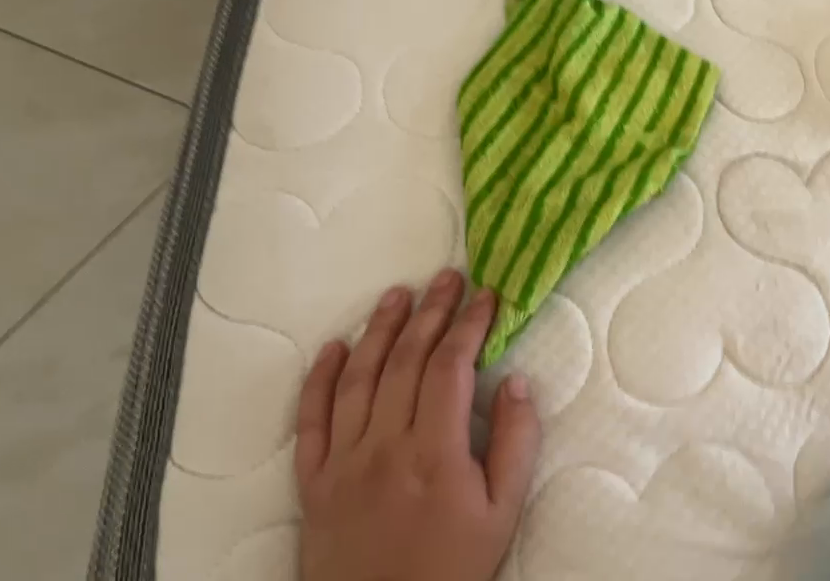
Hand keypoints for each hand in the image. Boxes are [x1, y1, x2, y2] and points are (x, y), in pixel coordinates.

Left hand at [295, 270, 539, 580]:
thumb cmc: (454, 567)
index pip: (450, 368)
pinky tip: (335, 348)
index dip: (470, 326)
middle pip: (404, 362)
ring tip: (398, 294)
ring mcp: (342, 465)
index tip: (489, 297)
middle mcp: (383, 449)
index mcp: (434, 454)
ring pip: (358, 380)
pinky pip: (310, 423)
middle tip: (448, 278)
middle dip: (430, 313)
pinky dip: (319, 381)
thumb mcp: (504, 511)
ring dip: (380, 331)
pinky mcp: (313, 484)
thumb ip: (516, 443)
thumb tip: (519, 383)